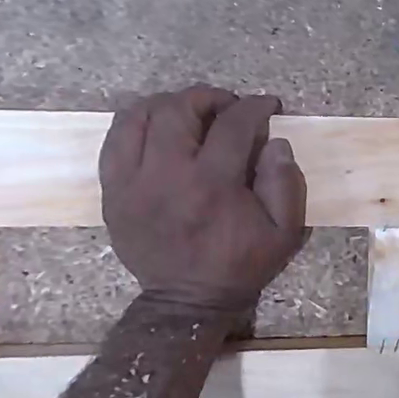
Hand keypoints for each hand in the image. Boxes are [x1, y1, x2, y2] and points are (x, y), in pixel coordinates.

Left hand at [98, 85, 308, 313]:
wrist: (187, 300)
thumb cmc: (242, 262)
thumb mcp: (286, 230)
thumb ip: (286, 181)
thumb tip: (274, 142)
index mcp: (212, 185)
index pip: (233, 124)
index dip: (255, 106)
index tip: (269, 105)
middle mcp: (165, 176)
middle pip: (178, 109)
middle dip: (210, 97)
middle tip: (230, 106)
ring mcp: (130, 183)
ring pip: (137, 117)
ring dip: (170, 105)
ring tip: (193, 113)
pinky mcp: (112, 192)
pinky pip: (115, 141)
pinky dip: (139, 125)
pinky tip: (162, 131)